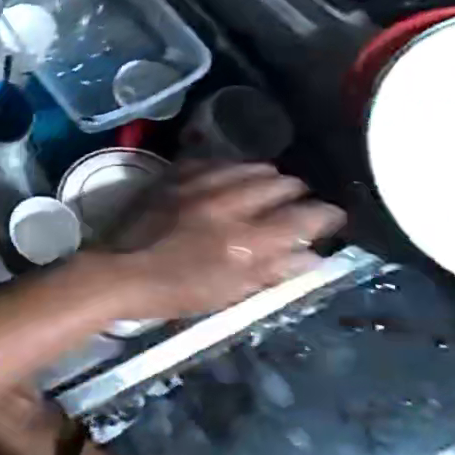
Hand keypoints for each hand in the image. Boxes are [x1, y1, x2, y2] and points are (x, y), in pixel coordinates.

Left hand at [102, 164, 343, 319]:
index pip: (302, 218)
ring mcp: (197, 185)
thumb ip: (273, 270)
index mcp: (245, 241)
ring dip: (264, 176)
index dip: (326, 216)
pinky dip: (228, 168)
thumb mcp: (232, 292)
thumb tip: (312, 256)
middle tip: (299, 203)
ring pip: (246, 167)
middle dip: (296, 193)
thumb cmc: (177, 291)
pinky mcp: (173, 176)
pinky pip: (212, 162)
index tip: (333, 217)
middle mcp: (226, 205)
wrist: (120, 271)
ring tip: (270, 185)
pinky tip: (231, 175)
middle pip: (277, 184)